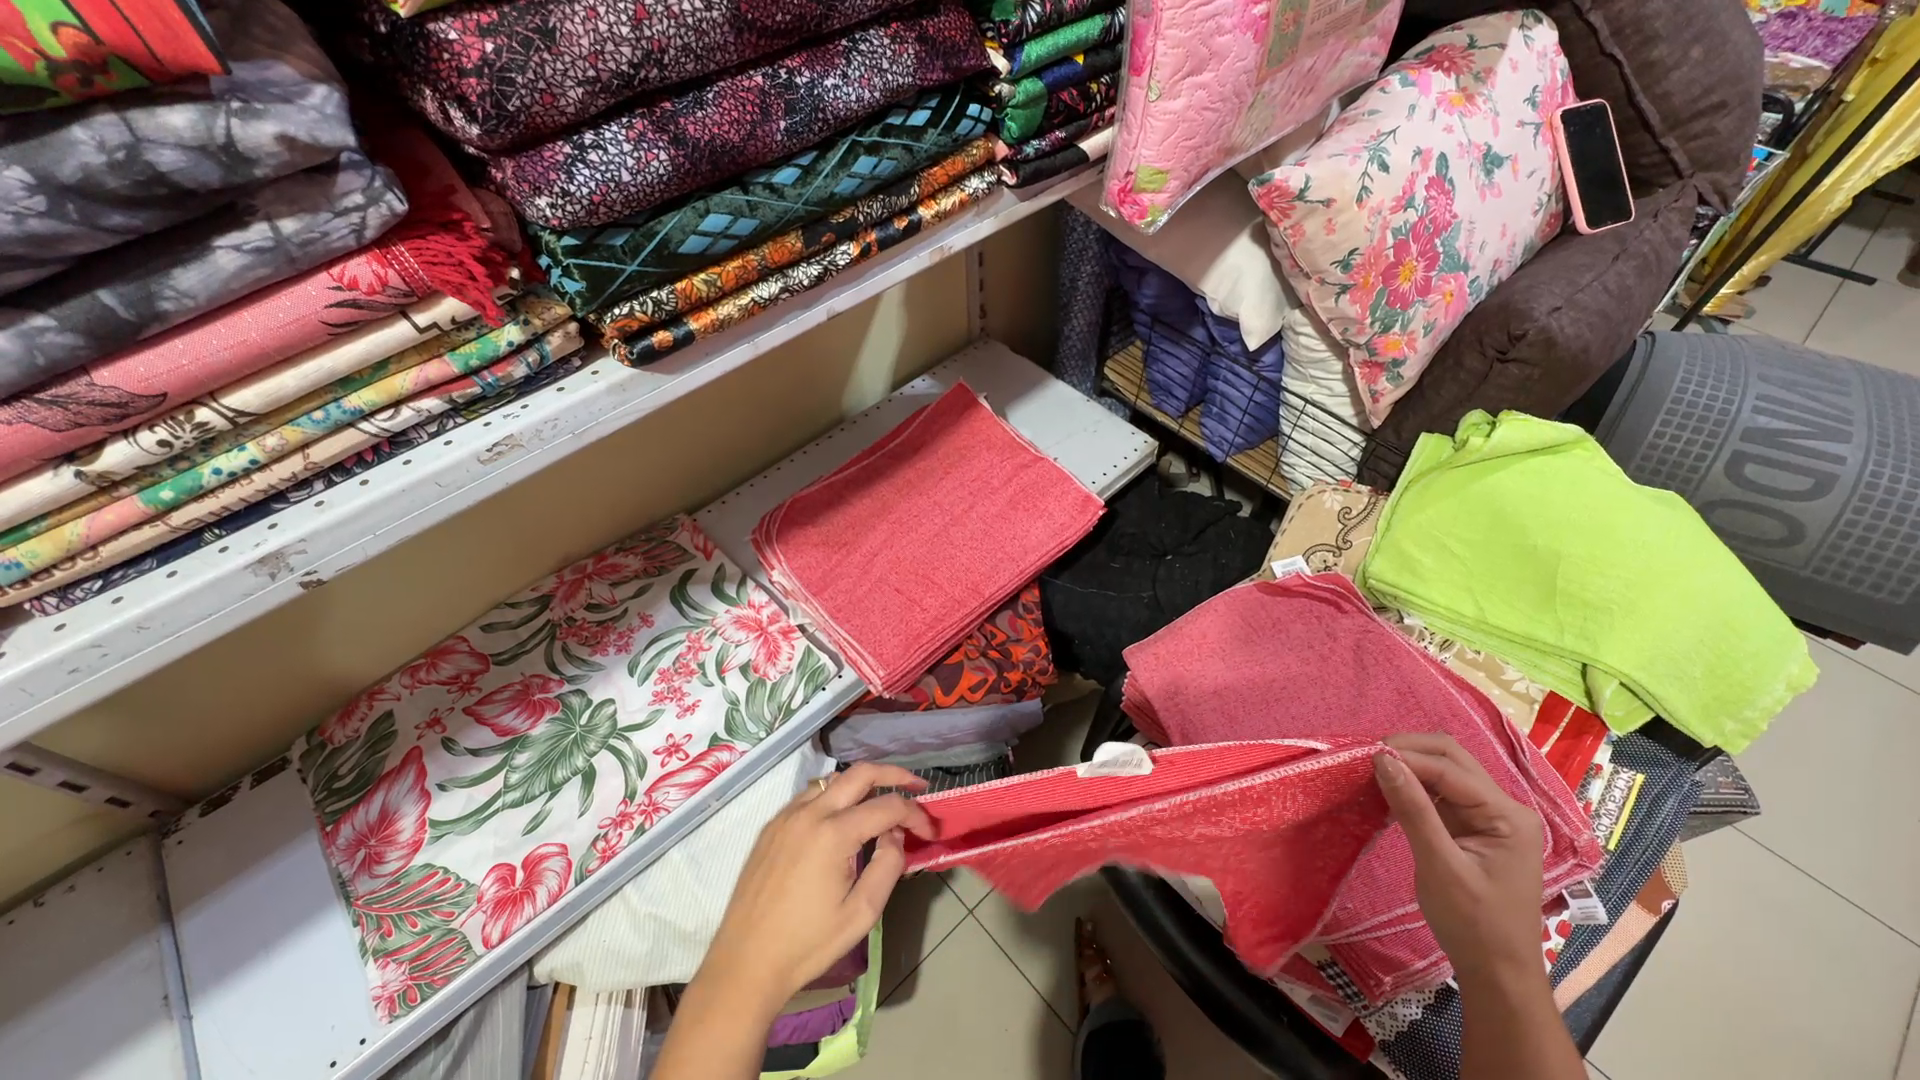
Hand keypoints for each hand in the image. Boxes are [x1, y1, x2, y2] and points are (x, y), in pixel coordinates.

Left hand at [694, 762, 936, 1014]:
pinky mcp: (771, 827)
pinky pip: (810, 796)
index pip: (887, 806)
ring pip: (832, 781)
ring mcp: (786, 817)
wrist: (747, 962)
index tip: (929, 831)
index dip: (915, 814)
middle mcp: (809, 813)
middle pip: (860, 773)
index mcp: (833, 834)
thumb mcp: (862, 912)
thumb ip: (888, 865)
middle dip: (894, 775)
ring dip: (862, 784)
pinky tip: (843, 819)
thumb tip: (894, 835)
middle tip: (917, 787)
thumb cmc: (809, 943)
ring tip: (882, 802)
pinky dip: (834, 797)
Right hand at [1373, 733, 1545, 987]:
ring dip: (1408, 767)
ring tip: (1369, 772)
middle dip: (1408, 751)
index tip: (1362, 757)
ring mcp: (1489, 817)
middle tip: (1364, 758)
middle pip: (1452, 758)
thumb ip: (1414, 810)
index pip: (1451, 769)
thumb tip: (1383, 760)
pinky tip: (1387, 791)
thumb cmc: (1473, 924)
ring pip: (1444, 772)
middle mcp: (1504, 807)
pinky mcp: (1472, 828)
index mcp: (1507, 815)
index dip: (1407, 757)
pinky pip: (1440, 794)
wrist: (1498, 973)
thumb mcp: (1440, 867)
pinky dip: (1412, 787)